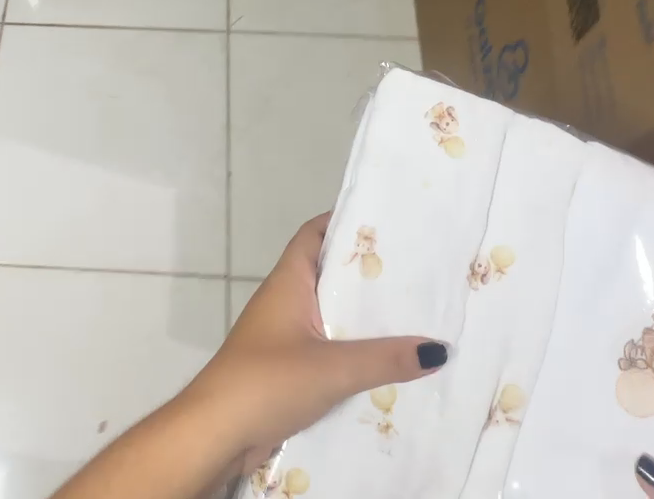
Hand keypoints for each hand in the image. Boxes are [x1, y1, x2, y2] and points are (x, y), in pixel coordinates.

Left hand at [177, 213, 448, 470]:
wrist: (216, 430)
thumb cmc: (267, 380)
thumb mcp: (332, 368)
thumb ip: (384, 358)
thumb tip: (437, 348)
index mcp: (288, 281)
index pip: (314, 234)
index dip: (343, 223)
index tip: (385, 223)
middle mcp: (285, 299)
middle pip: (328, 273)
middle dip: (366, 273)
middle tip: (415, 273)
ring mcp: (284, 333)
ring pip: (330, 313)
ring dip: (362, 316)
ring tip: (412, 316)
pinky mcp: (286, 366)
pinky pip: (326, 347)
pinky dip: (352, 349)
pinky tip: (385, 364)